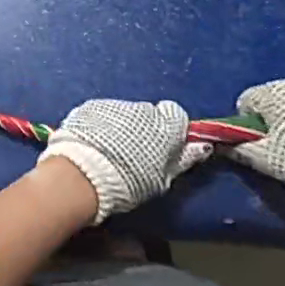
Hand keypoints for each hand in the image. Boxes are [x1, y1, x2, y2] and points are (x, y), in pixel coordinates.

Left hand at [39, 98, 207, 223]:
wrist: (82, 172)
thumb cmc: (129, 181)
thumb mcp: (163, 177)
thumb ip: (183, 159)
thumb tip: (202, 147)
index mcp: (166, 124)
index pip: (176, 115)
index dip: (170, 130)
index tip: (163, 146)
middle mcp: (140, 108)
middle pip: (147, 113)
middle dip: (142, 128)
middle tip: (132, 152)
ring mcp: (111, 104)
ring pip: (121, 113)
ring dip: (118, 126)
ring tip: (107, 150)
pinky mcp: (86, 106)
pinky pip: (98, 113)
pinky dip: (97, 124)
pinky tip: (90, 142)